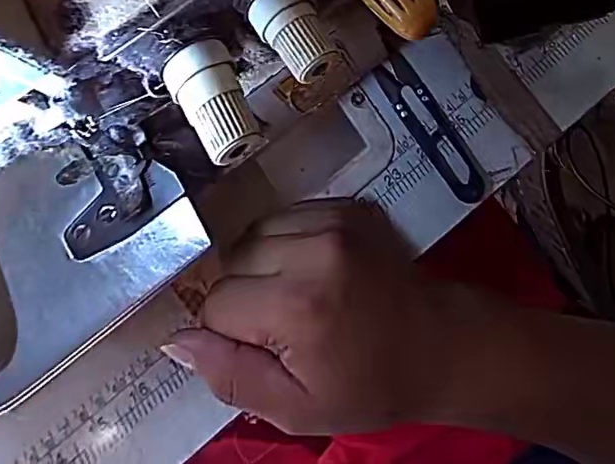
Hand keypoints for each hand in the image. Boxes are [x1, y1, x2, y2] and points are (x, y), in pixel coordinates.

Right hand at [163, 200, 480, 433]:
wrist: (437, 342)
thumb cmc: (370, 384)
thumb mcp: (296, 408)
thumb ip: (230, 374)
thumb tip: (177, 342)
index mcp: (299, 305)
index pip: (217, 303)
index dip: (227, 331)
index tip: (259, 344)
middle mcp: (315, 250)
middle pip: (233, 259)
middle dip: (243, 293)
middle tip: (280, 323)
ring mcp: (335, 220)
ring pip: (256, 232)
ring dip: (263, 261)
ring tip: (297, 293)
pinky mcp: (347, 205)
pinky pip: (288, 214)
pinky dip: (287, 239)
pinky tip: (312, 268)